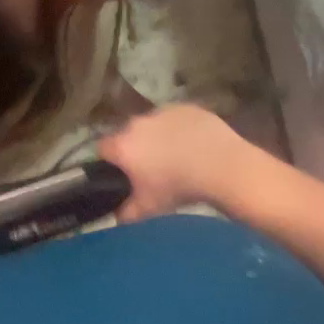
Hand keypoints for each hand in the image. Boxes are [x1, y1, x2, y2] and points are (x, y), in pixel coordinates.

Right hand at [97, 104, 259, 221]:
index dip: (108, 161)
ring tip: (175, 155)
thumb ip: (125, 213)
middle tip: (150, 168)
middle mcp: (137, 123)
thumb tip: (116, 216)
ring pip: (152, 125)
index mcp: (123, 146)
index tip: (120, 173)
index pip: (101, 149)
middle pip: (127, 134)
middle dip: (134, 148)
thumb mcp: (148, 208)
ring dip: (156, 136)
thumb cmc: (178, 187)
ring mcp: (163, 111)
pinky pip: (175, 118)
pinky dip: (179, 129)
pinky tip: (193, 144)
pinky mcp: (186, 107)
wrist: (222, 166)